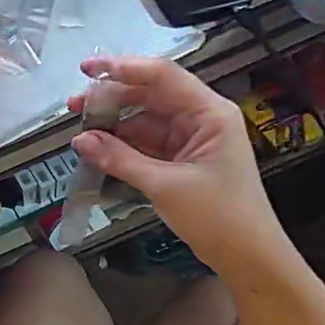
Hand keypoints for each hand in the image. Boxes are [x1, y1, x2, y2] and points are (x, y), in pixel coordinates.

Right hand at [68, 56, 290, 281]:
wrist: (248, 257)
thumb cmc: (219, 217)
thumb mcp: (165, 186)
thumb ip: (120, 160)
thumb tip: (81, 140)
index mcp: (209, 112)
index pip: (162, 76)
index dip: (123, 68)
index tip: (88, 68)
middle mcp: (201, 118)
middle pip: (150, 95)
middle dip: (112, 98)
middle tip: (75, 106)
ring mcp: (191, 139)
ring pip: (145, 120)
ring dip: (114, 125)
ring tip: (81, 131)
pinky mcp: (182, 159)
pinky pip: (147, 143)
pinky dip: (123, 146)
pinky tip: (98, 150)